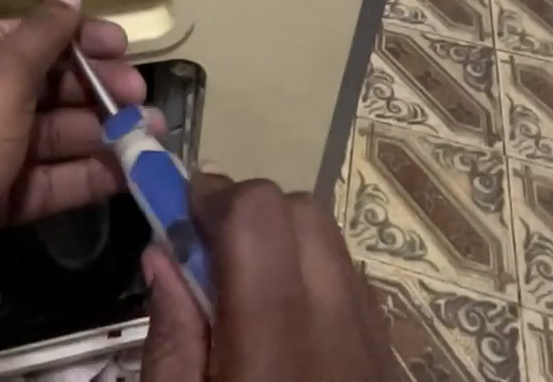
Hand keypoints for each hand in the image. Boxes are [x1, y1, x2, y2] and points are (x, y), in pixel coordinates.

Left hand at [0, 0, 162, 364]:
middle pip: (46, 85)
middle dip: (97, 89)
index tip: (124, 48)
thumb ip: (42, 36)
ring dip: (101, 134)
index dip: (79, 38)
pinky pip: (46, 180)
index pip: (30, 36)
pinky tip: (126, 176)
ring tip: (150, 137)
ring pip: (51, 135)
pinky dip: (84, 176)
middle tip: (142, 98)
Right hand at [140, 175, 397, 381]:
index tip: (180, 211)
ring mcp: (372, 338)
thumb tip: (164, 252)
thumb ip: (170, 332)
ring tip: (245, 282)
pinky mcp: (388, 354)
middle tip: (208, 246)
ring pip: (330, 236)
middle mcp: (334, 324)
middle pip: (300, 210)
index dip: (215, 197)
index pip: (257, 214)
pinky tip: (285, 314)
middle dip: (249, 210)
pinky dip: (312, 269)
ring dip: (282, 234)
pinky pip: (350, 277)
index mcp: (273, 339)